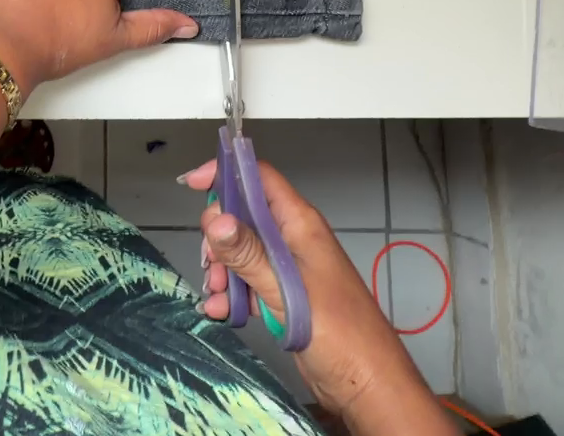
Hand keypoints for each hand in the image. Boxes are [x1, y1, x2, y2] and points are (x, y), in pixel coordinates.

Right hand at [182, 159, 453, 432]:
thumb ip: (248, 253)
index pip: (258, 177)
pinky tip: (220, 310)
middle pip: (241, 214)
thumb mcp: (288, 291)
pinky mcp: (282, 295)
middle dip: (217, 235)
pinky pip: (246, 281)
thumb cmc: (342, 335)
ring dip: (222, 269)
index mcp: (299, 224)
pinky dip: (231, 293)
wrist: (371, 390)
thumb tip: (214, 219)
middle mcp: (291, 238)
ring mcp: (286, 267)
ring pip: (240, 249)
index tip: (193, 183)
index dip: (225, 173)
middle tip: (211, 261)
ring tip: (216, 293)